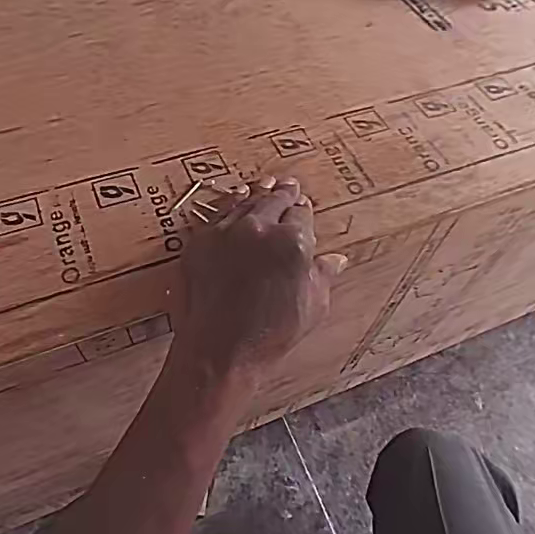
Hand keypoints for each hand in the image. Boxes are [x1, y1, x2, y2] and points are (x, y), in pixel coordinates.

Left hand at [172, 177, 346, 377]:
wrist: (220, 348)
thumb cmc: (269, 334)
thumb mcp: (311, 306)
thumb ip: (322, 275)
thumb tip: (335, 260)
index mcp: (293, 241)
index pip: (301, 214)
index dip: (303, 211)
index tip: (303, 207)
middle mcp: (258, 228)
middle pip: (273, 201)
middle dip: (283, 194)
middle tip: (288, 185)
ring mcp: (225, 232)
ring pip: (244, 203)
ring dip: (256, 194)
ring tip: (263, 185)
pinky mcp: (199, 241)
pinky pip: (218, 215)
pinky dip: (229, 207)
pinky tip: (234, 203)